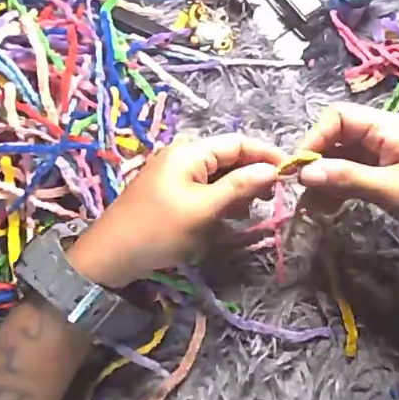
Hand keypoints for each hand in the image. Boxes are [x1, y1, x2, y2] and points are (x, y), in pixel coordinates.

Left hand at [66, 134, 285, 287]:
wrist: (109, 257)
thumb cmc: (158, 230)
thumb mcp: (203, 210)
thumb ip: (239, 187)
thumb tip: (273, 169)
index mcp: (190, 151)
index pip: (238, 142)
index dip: (266, 154)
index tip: (289, 174)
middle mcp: (182, 156)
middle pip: (228, 157)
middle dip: (250, 177)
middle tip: (266, 202)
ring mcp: (174, 174)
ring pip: (217, 176)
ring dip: (234, 193)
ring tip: (240, 215)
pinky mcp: (169, 193)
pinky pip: (203, 190)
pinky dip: (217, 202)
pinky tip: (220, 221)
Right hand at [296, 103, 398, 271]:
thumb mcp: (394, 191)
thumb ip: (349, 178)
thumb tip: (304, 171)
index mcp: (391, 127)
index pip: (338, 117)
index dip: (314, 139)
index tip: (299, 170)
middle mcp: (388, 134)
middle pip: (339, 136)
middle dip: (318, 162)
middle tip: (304, 194)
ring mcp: (391, 154)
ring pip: (345, 157)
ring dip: (327, 179)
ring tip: (316, 208)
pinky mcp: (393, 173)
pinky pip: (358, 173)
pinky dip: (342, 187)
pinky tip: (332, 208)